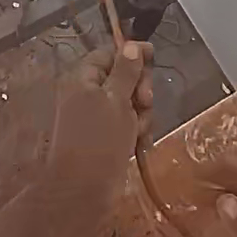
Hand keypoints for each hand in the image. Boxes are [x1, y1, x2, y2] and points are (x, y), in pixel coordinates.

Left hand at [43, 42, 153, 225]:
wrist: (83, 191)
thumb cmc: (98, 141)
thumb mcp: (116, 100)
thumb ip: (126, 71)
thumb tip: (132, 45)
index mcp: (83, 79)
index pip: (109, 54)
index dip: (131, 54)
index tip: (153, 57)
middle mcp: (88, 94)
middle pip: (123, 77)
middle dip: (140, 88)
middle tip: (145, 102)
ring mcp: (97, 117)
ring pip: (130, 102)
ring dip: (141, 113)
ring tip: (140, 130)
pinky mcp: (107, 137)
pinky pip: (128, 123)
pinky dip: (137, 130)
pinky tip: (140, 143)